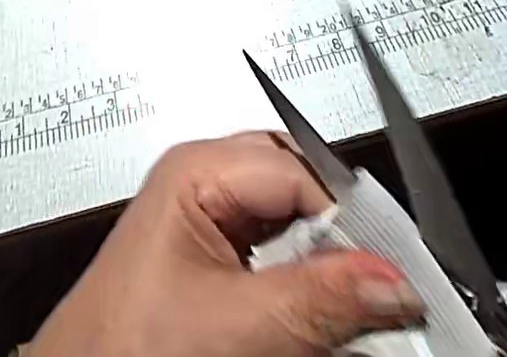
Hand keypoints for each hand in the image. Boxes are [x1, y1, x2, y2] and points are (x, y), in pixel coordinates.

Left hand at [30, 132, 425, 356]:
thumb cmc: (116, 352)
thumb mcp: (230, 328)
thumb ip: (316, 301)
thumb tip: (390, 280)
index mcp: (198, 168)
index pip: (302, 173)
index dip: (348, 221)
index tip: (386, 269)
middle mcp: (204, 177)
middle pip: (301, 185)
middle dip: (336, 235)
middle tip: (370, 284)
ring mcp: (208, 210)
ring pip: (295, 214)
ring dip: (321, 257)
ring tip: (342, 299)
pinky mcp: (213, 245)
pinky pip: (278, 240)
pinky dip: (302, 271)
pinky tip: (309, 303)